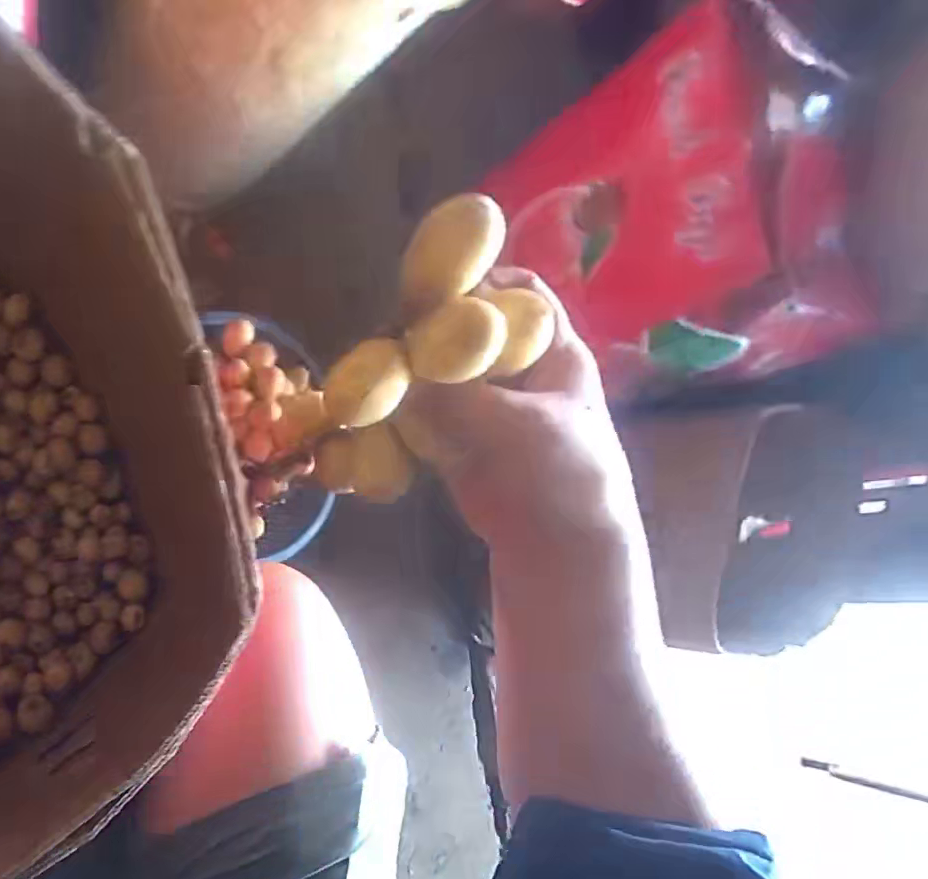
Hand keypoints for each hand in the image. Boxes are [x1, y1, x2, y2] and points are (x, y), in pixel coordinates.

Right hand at [399, 269, 641, 560]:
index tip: (428, 292)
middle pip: (464, 334)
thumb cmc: (561, 476)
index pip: (517, 296)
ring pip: (435, 376)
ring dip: (403, 377)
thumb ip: (457, 398)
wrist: (555, 545)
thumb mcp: (516, 428)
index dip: (477, 284)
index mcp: (550, 352)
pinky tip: (371, 414)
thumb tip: (396, 375)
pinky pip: (420, 415)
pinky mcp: (453, 439)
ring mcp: (480, 406)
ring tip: (366, 380)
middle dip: (423, 335)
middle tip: (383, 345)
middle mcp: (513, 371)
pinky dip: (396, 414)